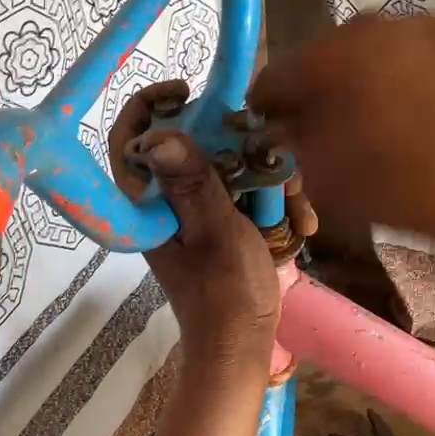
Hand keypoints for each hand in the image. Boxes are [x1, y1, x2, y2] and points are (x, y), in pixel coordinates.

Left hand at [109, 81, 279, 365]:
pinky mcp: (225, 219)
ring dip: (272, 180)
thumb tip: (161, 133)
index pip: (131, 137)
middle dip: (243, 148)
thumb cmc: (224, 292)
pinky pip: (251, 190)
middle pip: (197, 142)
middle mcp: (170, 198)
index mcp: (150, 200)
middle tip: (275, 159)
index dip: (150, 104)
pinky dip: (278, 202)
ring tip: (299, 211)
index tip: (189, 91)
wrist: (242, 344)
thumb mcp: (213, 232)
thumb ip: (193, 183)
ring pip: (233, 164)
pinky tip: (302, 224)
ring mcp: (200, 208)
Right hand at [250, 15, 434, 255]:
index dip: (273, 97)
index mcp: (338, 60)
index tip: (272, 117)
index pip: (285, 70)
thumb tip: (288, 129)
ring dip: (383, 71)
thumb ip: (303, 146)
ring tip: (397, 111)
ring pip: (393, 44)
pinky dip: (432, 69)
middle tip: (335, 118)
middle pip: (339, 50)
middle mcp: (383, 26)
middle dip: (331, 81)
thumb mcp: (341, 183)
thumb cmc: (418, 193)